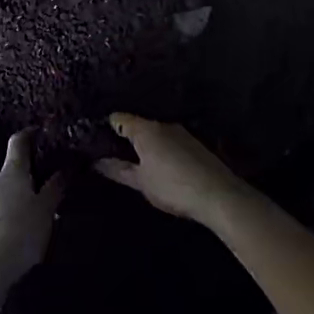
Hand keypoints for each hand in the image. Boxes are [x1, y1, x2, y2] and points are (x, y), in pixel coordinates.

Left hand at [0, 132, 64, 292]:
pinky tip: (13, 238)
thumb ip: (56, 187)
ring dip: (16, 201)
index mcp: (12, 174)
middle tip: (47, 189)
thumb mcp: (46, 210)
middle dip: (28, 178)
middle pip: (11, 172)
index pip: (18, 143)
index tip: (38, 130)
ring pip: (1, 195)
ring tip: (33, 219)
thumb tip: (67, 166)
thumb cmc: (21, 233)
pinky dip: (4, 219)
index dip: (29, 134)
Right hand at [93, 114, 253, 227]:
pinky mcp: (196, 144)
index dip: (107, 126)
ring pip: (157, 134)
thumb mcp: (141, 181)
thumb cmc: (172, 186)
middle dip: (128, 136)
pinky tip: (162, 165)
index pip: (120, 119)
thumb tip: (96, 162)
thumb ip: (118, 170)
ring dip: (147, 144)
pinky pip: (171, 142)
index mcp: (146, 129)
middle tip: (114, 153)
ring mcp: (183, 133)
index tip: (96, 137)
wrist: (218, 194)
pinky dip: (163, 150)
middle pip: (140, 125)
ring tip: (137, 161)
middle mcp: (164, 125)